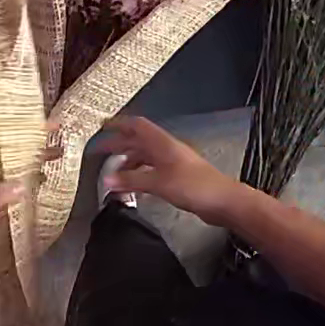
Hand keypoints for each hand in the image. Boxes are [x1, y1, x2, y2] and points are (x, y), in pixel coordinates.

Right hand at [96, 116, 246, 223]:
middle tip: (101, 153)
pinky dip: (139, 176)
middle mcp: (166, 149)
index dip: (119, 124)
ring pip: (145, 157)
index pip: (137, 126)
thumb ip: (131, 181)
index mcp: (162, 143)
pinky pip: (152, 172)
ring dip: (129, 163)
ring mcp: (173, 163)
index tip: (102, 126)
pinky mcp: (178, 178)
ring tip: (113, 174)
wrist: (223, 201)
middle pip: (138, 142)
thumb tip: (106, 180)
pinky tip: (133, 187)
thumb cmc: (194, 186)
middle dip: (119, 145)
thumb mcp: (158, 182)